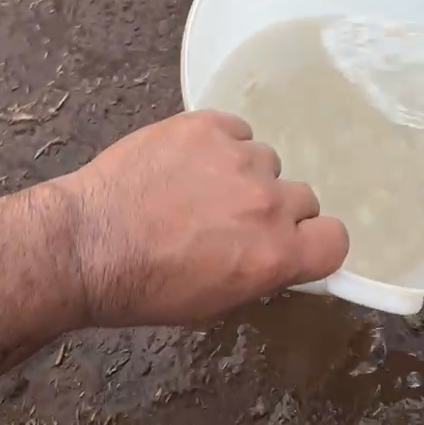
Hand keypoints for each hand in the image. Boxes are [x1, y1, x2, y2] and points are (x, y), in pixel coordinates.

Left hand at [45, 110, 348, 327]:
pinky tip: (186, 162)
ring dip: (243, 173)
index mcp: (275, 254)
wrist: (87, 243)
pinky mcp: (208, 124)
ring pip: (265, 160)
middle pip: (303, 196)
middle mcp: (267, 201)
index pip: (335, 238)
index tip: (296, 242)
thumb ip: (264, 269)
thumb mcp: (217, 300)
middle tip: (234, 218)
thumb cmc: (145, 286)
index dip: (316, 242)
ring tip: (198, 187)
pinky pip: (235, 129)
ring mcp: (238, 156)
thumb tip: (280, 250)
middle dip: (276, 209)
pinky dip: (219, 144)